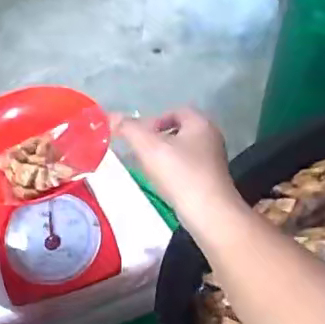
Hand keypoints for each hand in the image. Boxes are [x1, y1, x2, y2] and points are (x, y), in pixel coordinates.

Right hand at [113, 109, 240, 224]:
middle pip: (179, 131)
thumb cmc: (179, 174)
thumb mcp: (149, 147)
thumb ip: (129, 129)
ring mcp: (213, 160)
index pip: (176, 111)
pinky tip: (163, 183)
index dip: (155, 120)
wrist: (208, 211)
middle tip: (140, 152)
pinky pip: (188, 168)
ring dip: (165, 156)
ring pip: (183, 151)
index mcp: (200, 123)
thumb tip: (111, 117)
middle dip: (158, 139)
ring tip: (148, 169)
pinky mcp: (211, 180)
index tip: (139, 136)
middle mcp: (211, 137)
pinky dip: (174, 171)